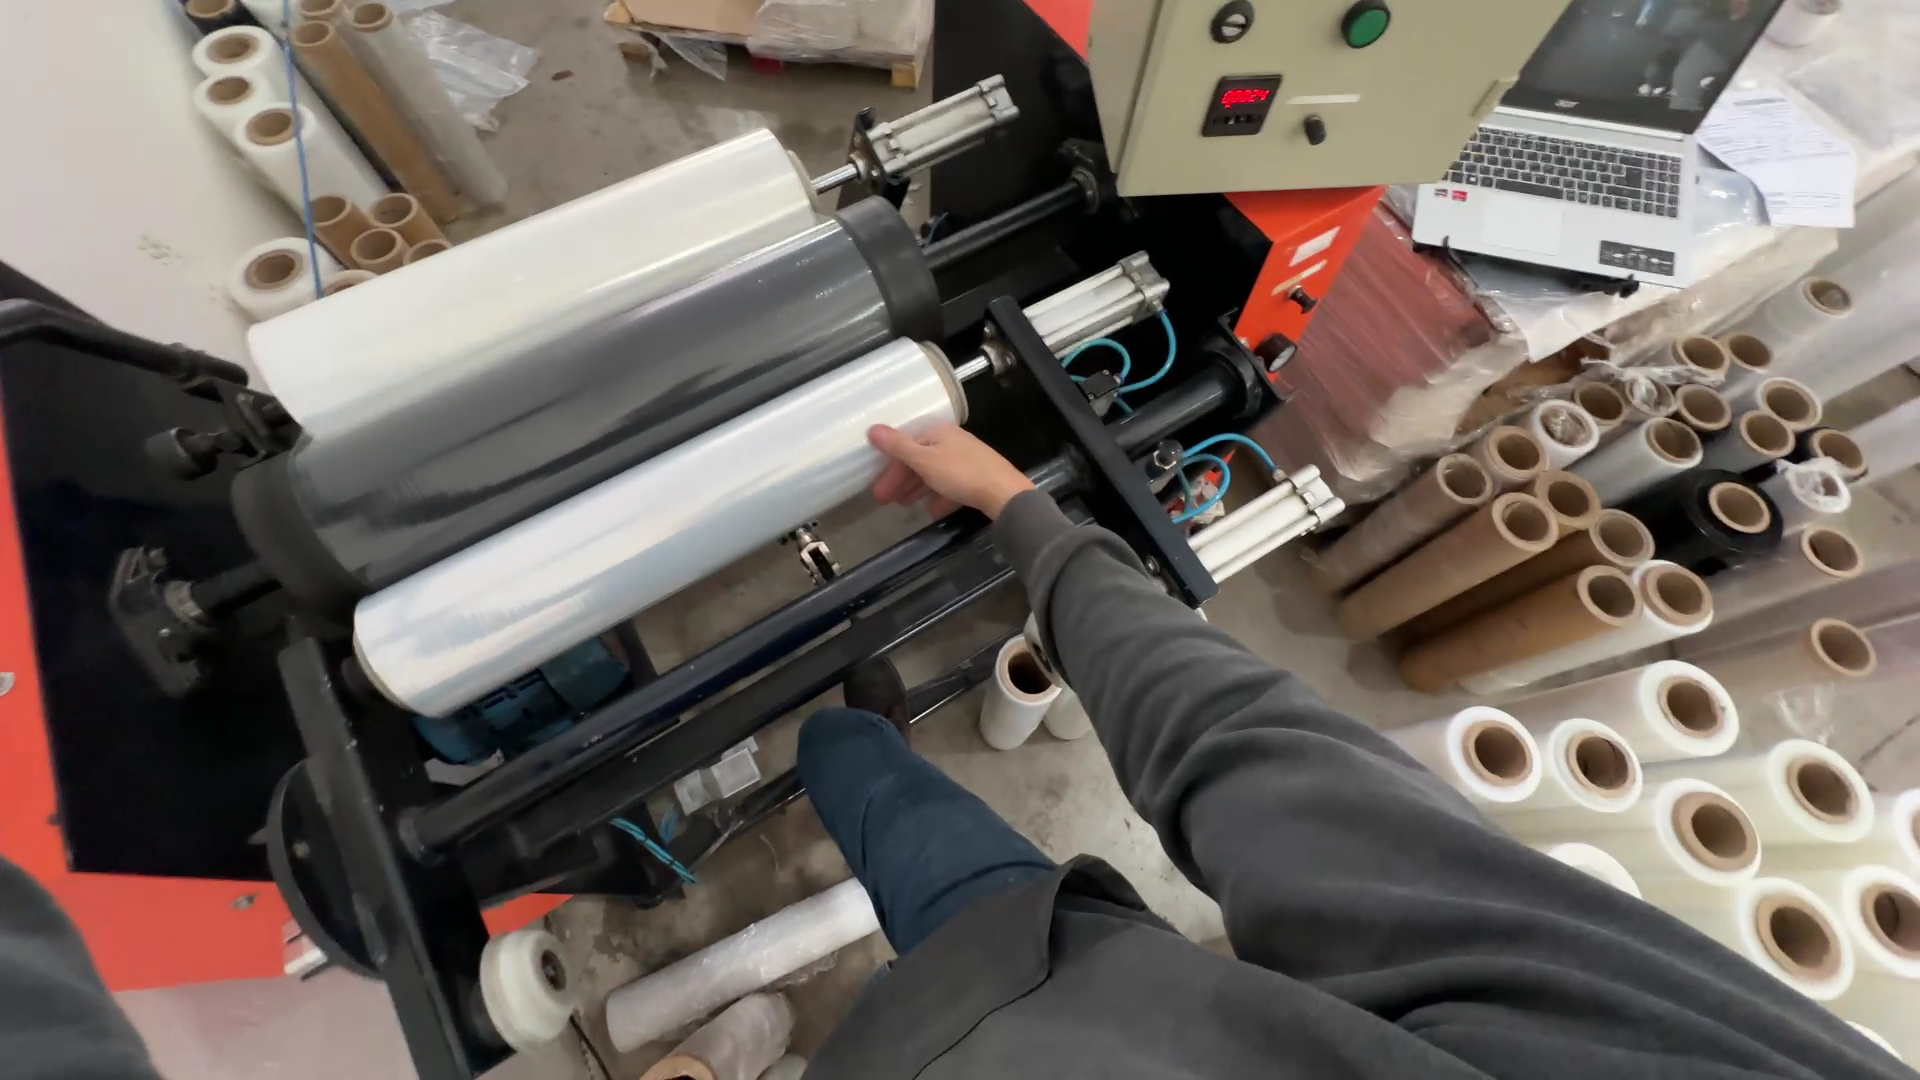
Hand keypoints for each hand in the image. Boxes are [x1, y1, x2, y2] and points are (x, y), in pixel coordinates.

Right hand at [868, 423, 1034, 519]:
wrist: (1004, 493)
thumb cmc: (961, 474)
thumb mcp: (925, 460)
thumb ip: (898, 446)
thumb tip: (873, 429)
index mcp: (939, 432)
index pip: (906, 448)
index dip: (890, 469)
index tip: (879, 492)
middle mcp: (953, 441)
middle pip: (920, 460)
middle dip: (902, 481)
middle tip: (887, 501)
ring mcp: (967, 459)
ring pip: (935, 473)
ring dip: (918, 488)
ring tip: (906, 505)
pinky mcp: (978, 477)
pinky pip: (952, 485)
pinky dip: (939, 496)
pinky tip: (933, 510)